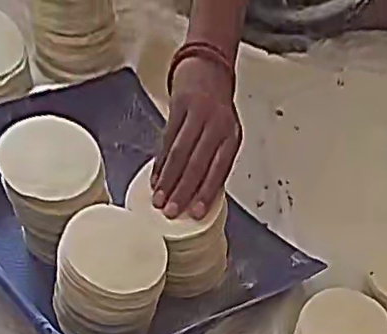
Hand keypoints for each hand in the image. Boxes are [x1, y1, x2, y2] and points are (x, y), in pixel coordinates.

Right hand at [154, 54, 238, 219]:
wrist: (208, 68)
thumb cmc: (218, 111)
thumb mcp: (226, 136)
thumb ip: (216, 163)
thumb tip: (202, 197)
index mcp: (231, 137)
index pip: (218, 171)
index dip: (205, 193)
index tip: (195, 213)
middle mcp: (216, 125)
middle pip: (196, 164)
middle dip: (181, 191)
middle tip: (170, 211)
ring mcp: (197, 114)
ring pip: (179, 154)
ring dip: (167, 180)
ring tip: (158, 199)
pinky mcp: (179, 106)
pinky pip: (167, 141)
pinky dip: (160, 163)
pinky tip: (155, 179)